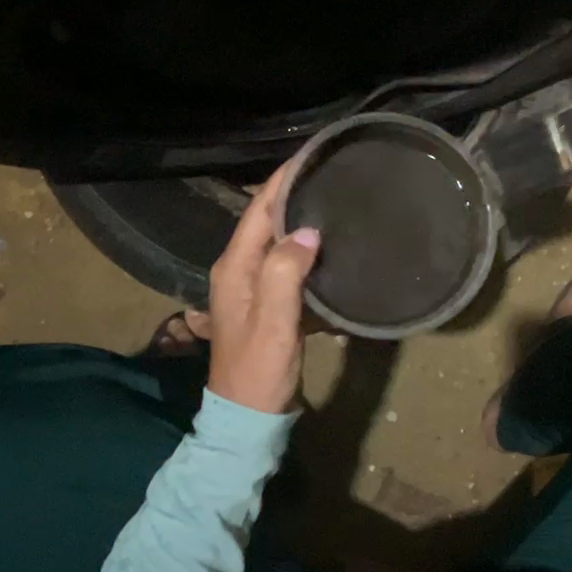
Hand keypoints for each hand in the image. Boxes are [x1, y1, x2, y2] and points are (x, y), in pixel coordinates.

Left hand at [205, 164, 322, 414]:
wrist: (249, 418)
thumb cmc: (259, 371)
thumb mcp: (273, 323)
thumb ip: (286, 273)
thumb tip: (309, 230)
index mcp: (235, 267)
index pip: (259, 208)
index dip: (283, 178)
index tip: (313, 153)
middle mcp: (240, 269)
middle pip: (268, 217)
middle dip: (296, 190)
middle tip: (332, 169)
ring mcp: (254, 286)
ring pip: (280, 238)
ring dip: (303, 216)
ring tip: (336, 195)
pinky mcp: (270, 301)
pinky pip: (290, 261)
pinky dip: (309, 246)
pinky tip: (333, 242)